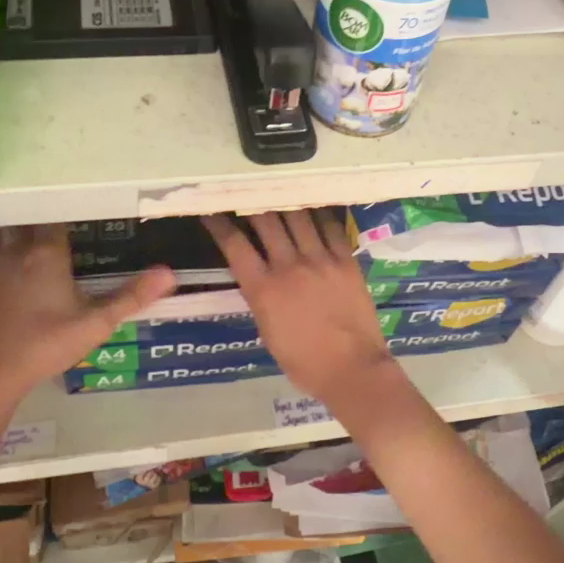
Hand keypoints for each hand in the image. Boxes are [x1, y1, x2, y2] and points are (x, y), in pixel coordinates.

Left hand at [0, 225, 176, 396]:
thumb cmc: (46, 343)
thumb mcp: (96, 323)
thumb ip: (132, 297)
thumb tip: (170, 273)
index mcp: (47, 253)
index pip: (56, 218)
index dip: (68, 214)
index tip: (83, 215)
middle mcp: (17, 252)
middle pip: (24, 221)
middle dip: (39, 219)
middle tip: (58, 226)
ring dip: (10, 232)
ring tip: (28, 241)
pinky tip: (9, 276)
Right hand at [203, 211, 398, 407]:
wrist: (352, 369)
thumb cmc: (304, 362)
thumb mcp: (267, 331)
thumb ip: (260, 297)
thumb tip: (256, 275)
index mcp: (264, 289)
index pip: (235, 245)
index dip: (219, 225)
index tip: (211, 211)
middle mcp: (289, 267)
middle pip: (266, 221)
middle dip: (252, 204)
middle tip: (247, 195)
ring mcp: (320, 260)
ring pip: (298, 216)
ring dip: (284, 203)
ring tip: (278, 193)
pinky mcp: (345, 260)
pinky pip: (330, 226)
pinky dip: (318, 213)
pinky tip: (313, 206)